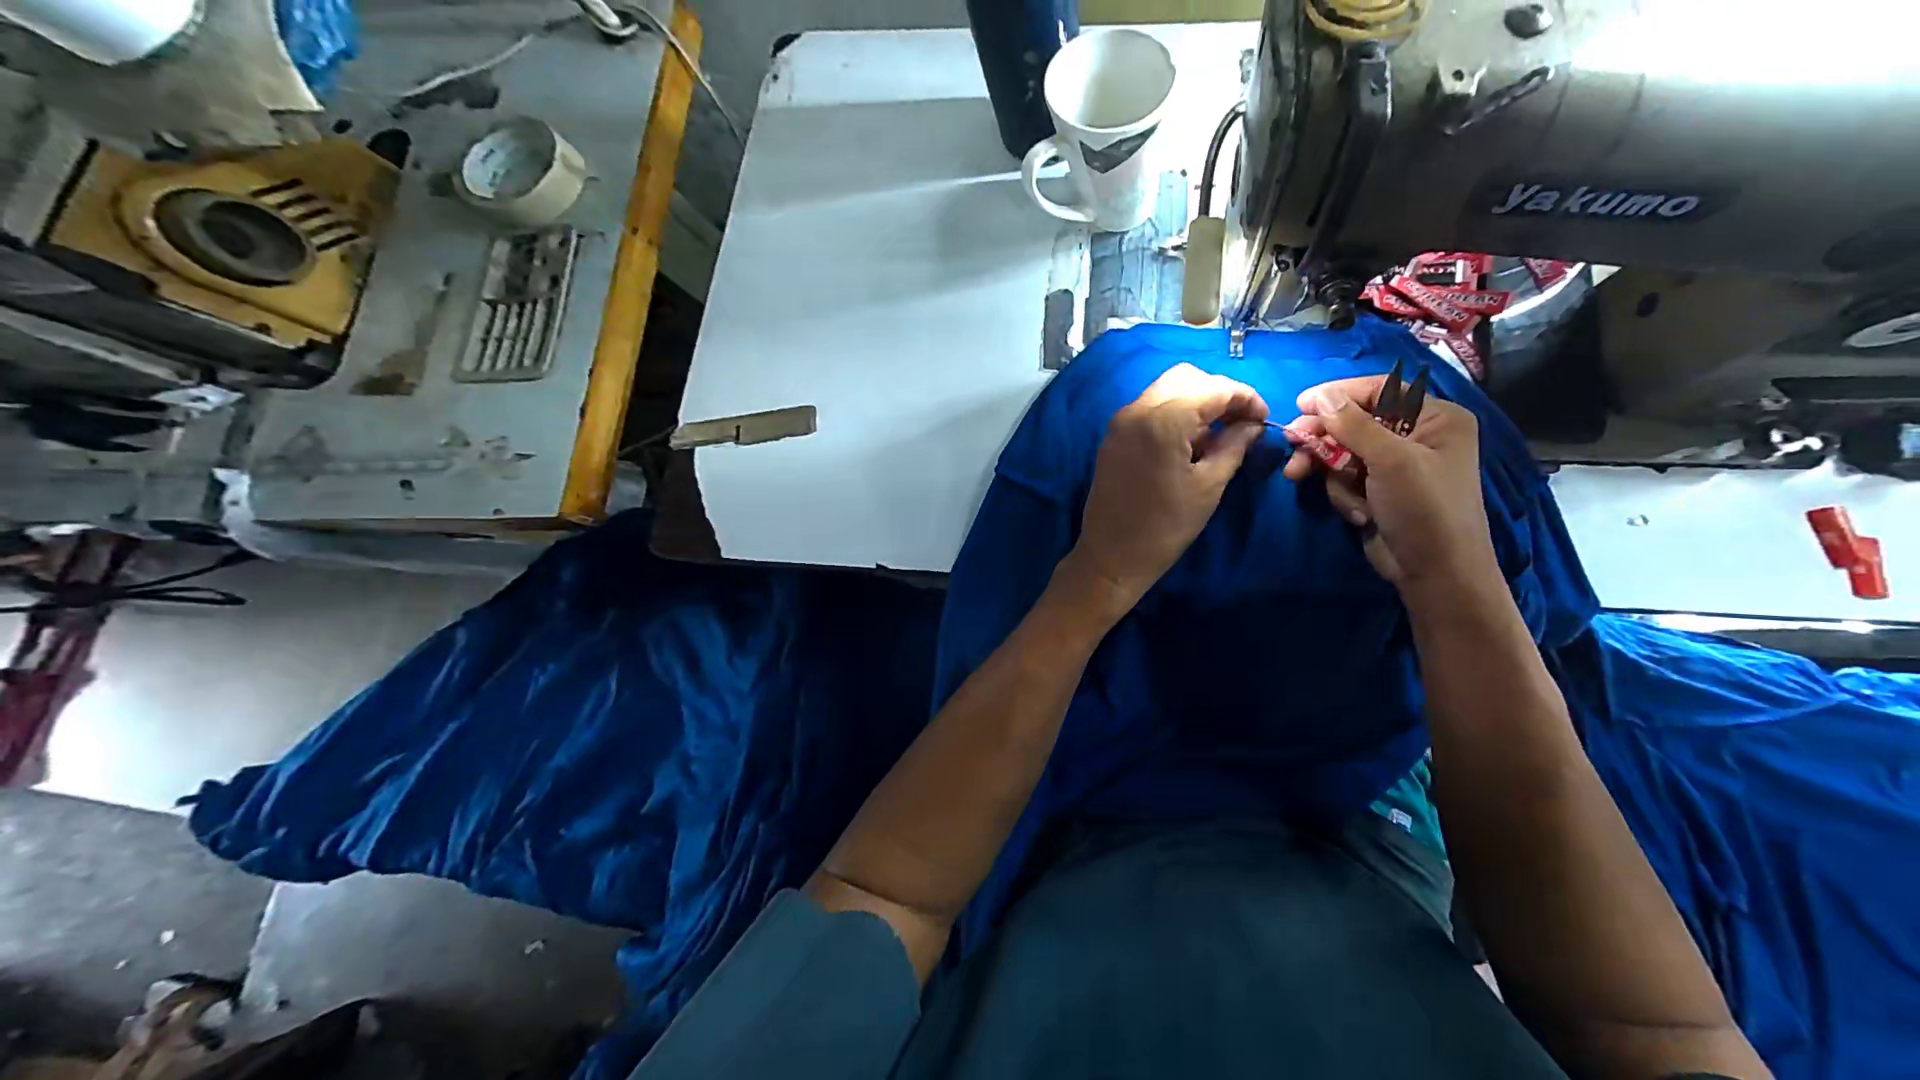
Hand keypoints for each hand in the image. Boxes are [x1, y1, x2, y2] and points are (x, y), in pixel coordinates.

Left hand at [1066, 363, 1268, 608]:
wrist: (1111, 556)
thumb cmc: (1165, 526)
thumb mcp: (1209, 485)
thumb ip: (1234, 445)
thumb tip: (1252, 424)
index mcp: (1163, 419)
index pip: (1215, 388)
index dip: (1246, 398)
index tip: (1264, 420)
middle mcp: (1137, 409)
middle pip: (1188, 378)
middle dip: (1219, 393)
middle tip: (1242, 422)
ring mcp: (1121, 421)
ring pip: (1167, 389)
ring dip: (1197, 400)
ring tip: (1220, 432)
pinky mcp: (1114, 436)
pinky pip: (1150, 408)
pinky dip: (1174, 412)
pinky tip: (1191, 440)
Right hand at [1280, 376, 1499, 598]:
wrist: (1435, 571)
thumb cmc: (1423, 508)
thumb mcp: (1390, 460)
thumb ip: (1353, 425)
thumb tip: (1321, 396)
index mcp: (1436, 418)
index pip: (1381, 391)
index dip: (1339, 395)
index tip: (1302, 404)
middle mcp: (1418, 436)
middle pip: (1355, 422)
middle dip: (1324, 438)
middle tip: (1292, 444)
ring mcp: (1396, 466)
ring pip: (1343, 453)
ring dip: (1330, 472)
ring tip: (1303, 480)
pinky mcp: (1378, 490)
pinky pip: (1345, 478)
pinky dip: (1342, 493)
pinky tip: (1356, 512)